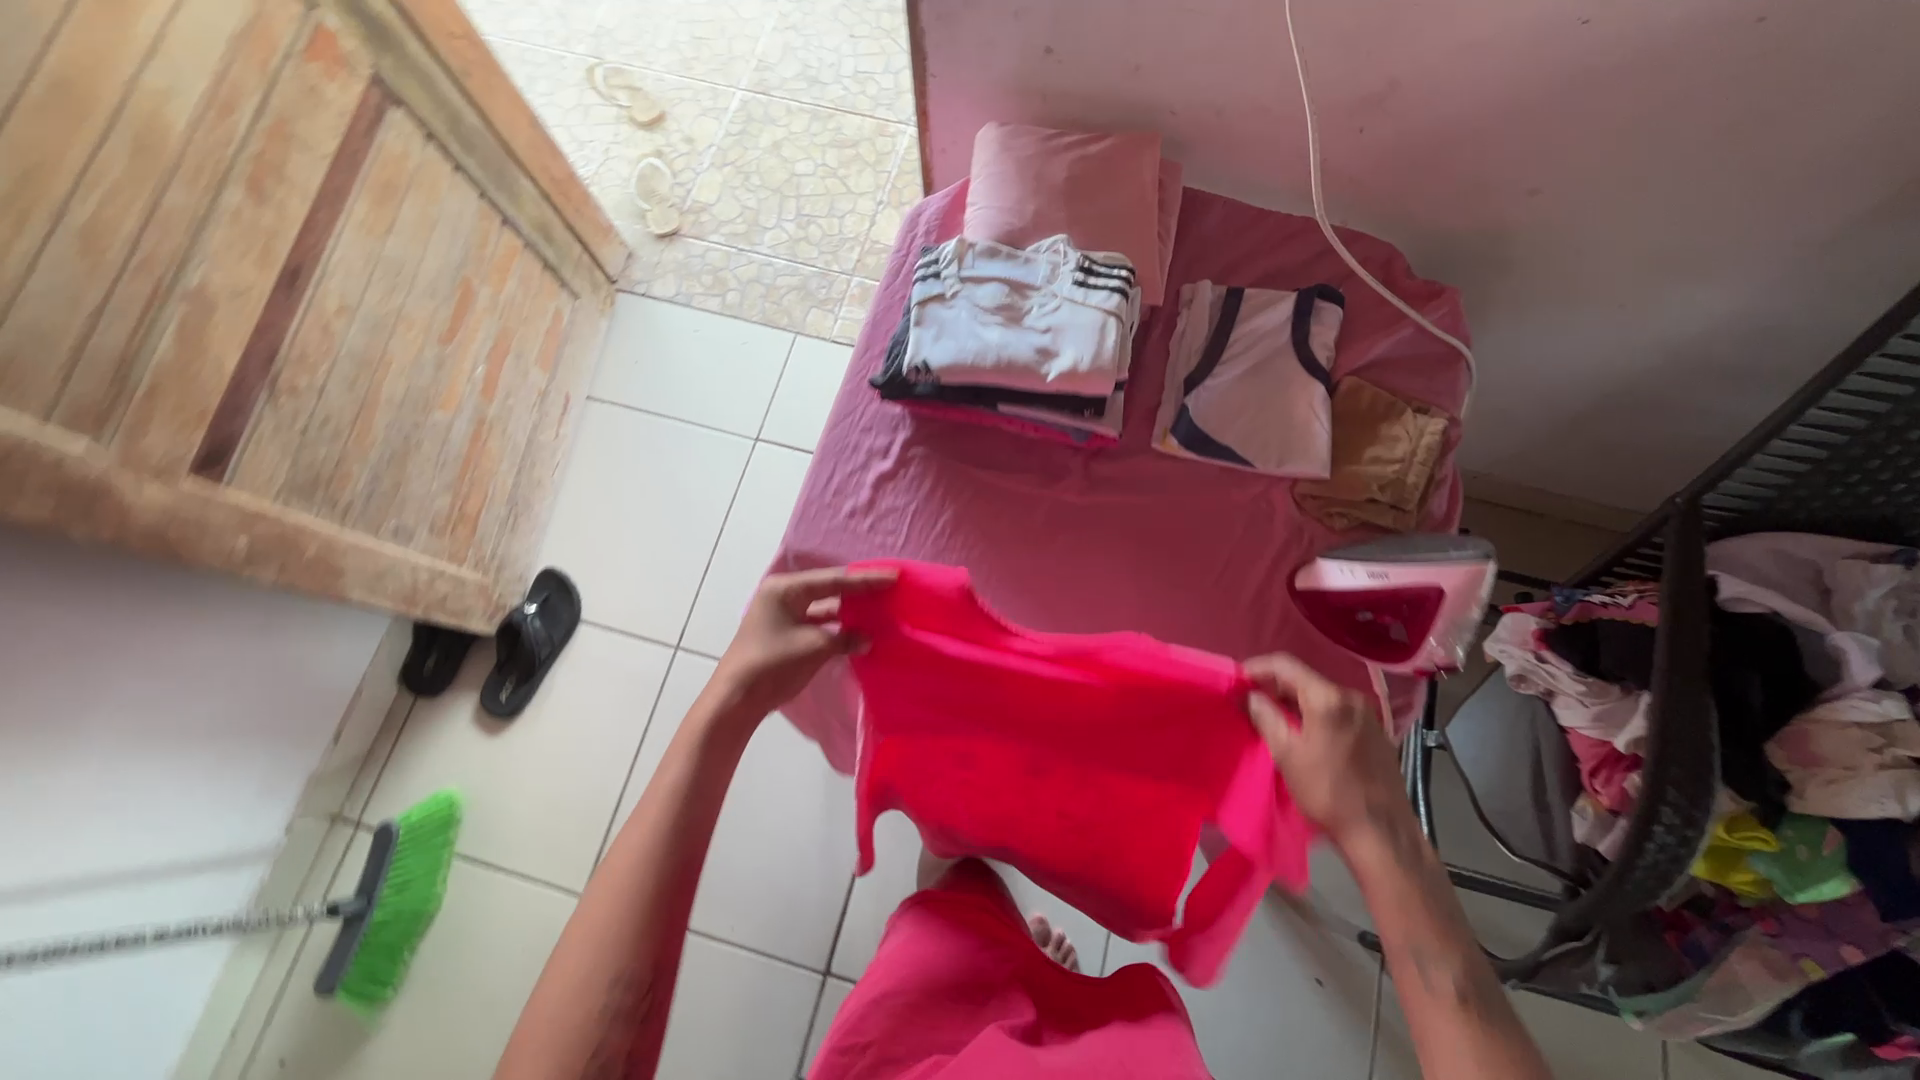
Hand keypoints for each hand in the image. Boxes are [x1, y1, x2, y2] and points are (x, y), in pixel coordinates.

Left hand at [713, 566, 896, 717]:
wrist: (737, 698)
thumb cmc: (773, 664)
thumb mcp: (814, 647)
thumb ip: (845, 638)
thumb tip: (868, 638)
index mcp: (786, 589)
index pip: (834, 580)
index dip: (866, 580)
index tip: (894, 576)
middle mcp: (784, 596)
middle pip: (829, 590)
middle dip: (859, 592)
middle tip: (890, 589)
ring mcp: (784, 616)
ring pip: (825, 608)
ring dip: (849, 612)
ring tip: (880, 609)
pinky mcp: (786, 635)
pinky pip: (818, 625)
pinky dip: (838, 628)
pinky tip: (860, 632)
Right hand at [1243, 654, 1412, 848]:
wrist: (1380, 831)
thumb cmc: (1327, 792)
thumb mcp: (1287, 754)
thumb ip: (1265, 717)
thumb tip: (1251, 696)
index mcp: (1328, 698)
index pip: (1285, 665)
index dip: (1256, 669)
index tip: (1236, 682)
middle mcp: (1351, 697)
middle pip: (1304, 678)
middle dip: (1273, 686)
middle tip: (1249, 701)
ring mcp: (1367, 714)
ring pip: (1320, 695)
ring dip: (1293, 701)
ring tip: (1271, 717)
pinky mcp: (1375, 732)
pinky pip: (1336, 711)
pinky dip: (1314, 714)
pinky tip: (1303, 733)